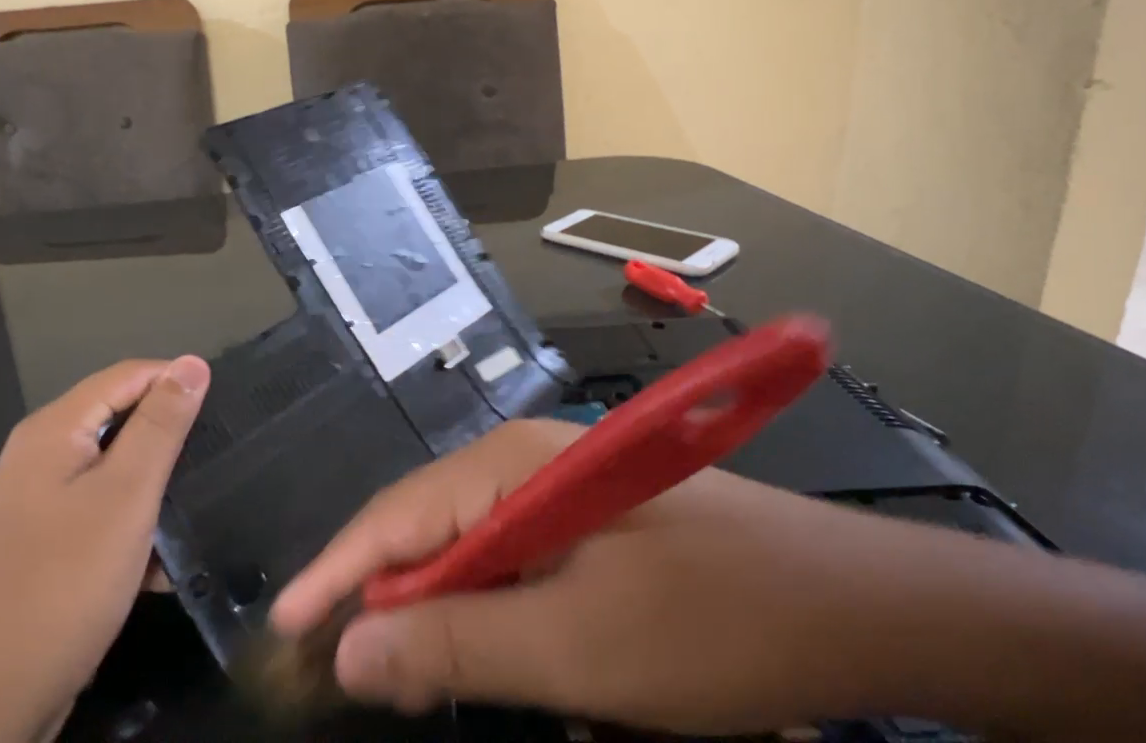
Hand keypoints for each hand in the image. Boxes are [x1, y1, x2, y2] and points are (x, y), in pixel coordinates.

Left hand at [0, 357, 209, 742]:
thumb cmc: (65, 579)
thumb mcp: (126, 495)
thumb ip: (161, 426)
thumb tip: (191, 362)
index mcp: (53, 430)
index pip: (126, 375)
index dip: (177, 381)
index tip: (230, 406)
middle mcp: (40, 457)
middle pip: (118, 422)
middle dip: (171, 438)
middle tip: (225, 456)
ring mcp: (38, 505)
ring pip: (114, 475)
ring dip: (158, 490)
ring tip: (207, 505)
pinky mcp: (46, 548)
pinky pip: (101, 518)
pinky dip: (135, 530)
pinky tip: (169, 562)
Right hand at [268, 418, 908, 735]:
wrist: (861, 610)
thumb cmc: (714, 623)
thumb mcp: (576, 649)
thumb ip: (454, 645)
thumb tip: (349, 650)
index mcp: (516, 467)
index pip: (396, 516)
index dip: (336, 574)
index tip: (284, 629)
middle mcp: (531, 465)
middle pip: (429, 533)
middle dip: (388, 606)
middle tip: (352, 678)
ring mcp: (567, 492)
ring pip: (474, 556)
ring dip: (445, 619)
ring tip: (416, 680)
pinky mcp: (598, 526)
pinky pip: (520, 567)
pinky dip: (497, 616)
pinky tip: (500, 660)